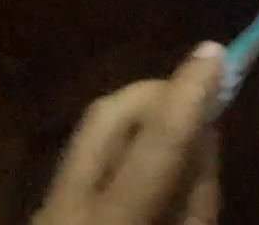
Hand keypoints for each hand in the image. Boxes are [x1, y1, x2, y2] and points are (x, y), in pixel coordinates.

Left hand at [34, 42, 223, 224]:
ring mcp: (45, 205)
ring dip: (138, 117)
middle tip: (197, 96)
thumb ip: (196, 192)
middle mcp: (65, 204)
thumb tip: (203, 127)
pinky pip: (86, 157)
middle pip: (107, 115)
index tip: (215, 52)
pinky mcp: (43, 207)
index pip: (156, 143)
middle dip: (155, 92)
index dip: (188, 95)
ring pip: (93, 129)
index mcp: (110, 221)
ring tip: (174, 132)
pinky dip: (120, 147)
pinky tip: (143, 164)